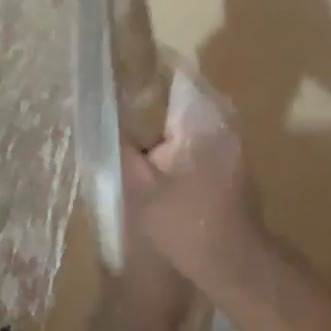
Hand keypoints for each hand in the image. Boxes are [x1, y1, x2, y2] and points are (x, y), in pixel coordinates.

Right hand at [123, 67, 266, 288]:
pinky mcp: (232, 154)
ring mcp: (232, 134)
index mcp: (201, 114)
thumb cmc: (184, 224)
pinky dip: (174, 136)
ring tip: (126, 131)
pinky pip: (197, 130)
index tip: (109, 80)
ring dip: (159, 119)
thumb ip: (118, 144)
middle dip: (144, 97)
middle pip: (177, 88)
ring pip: (186, 110)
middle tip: (110, 109)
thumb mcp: (138, 186)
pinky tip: (152, 155)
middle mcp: (223, 114)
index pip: (168, 68)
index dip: (136, 70)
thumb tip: (97, 112)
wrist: (232, 263)